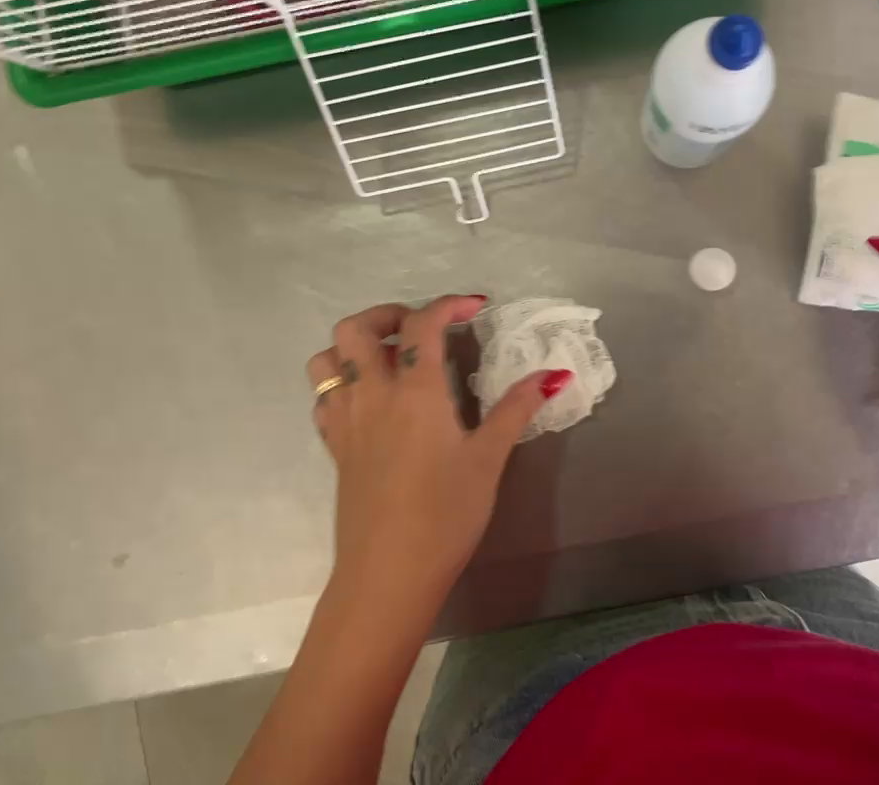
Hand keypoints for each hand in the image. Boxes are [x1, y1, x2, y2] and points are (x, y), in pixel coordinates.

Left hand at [306, 295, 570, 598]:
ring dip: (352, 347)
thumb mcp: (489, 460)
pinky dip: (340, 386)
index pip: (422, 324)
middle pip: (356, 328)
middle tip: (419, 329)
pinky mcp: (334, 448)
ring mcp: (346, 421)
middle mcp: (373, 395)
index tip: (474, 307)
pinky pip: (323, 400)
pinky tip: (369, 403)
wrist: (389, 573)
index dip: (448, 304)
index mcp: (415, 391)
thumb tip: (554, 375)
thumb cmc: (445, 514)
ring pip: (326, 360)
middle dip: (387, 314)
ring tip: (386, 359)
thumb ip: (516, 410)